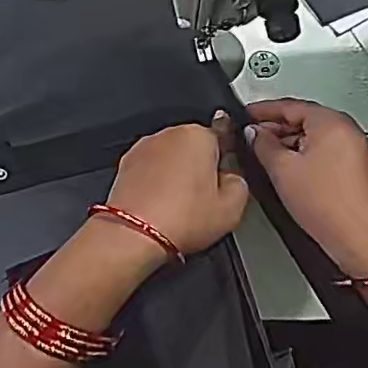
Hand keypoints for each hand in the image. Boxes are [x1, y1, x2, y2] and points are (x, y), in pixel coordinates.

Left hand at [103, 120, 250, 257]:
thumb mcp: (231, 209)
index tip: (227, 170)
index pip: (222, 135)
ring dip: (177, 172)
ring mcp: (144, 147)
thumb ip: (240, 184)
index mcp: (198, 136)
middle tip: (205, 197)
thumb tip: (233, 180)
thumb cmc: (178, 219)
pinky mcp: (127, 162)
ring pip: (171, 156)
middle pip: (195, 146)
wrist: (133, 233)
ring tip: (180, 204)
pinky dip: (156, 180)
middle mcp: (169, 134)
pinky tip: (161, 203)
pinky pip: (150, 167)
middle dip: (201, 166)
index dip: (228, 156)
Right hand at [245, 99, 367, 275]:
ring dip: (286, 142)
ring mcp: (351, 148)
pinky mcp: (351, 166)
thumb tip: (254, 133)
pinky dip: (301, 154)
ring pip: (310, 135)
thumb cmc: (331, 207)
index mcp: (331, 122)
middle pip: (302, 117)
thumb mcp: (281, 169)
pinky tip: (285, 169)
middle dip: (274, 127)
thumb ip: (262, 144)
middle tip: (251, 135)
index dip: (262, 110)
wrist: (358, 239)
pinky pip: (320, 150)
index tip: (246, 114)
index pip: (290, 105)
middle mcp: (346, 130)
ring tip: (264, 155)